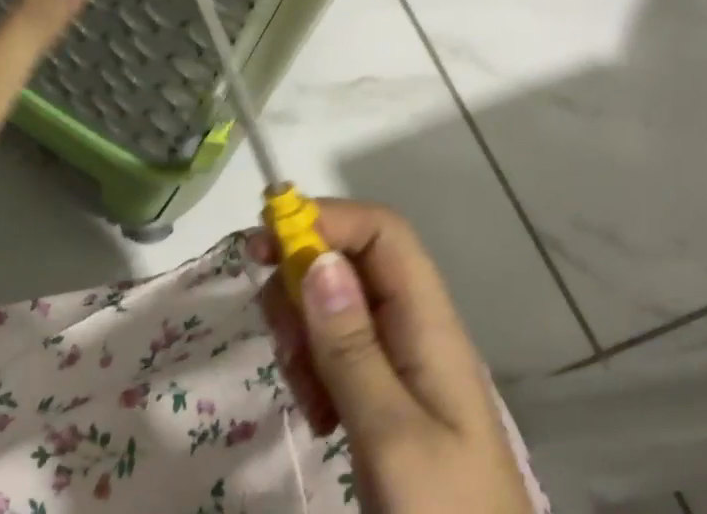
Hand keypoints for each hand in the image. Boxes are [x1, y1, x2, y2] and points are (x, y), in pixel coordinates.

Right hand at [256, 201, 532, 513]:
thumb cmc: (442, 513)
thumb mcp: (391, 434)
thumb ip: (350, 346)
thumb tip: (317, 255)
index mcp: (430, 330)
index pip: (383, 234)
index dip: (324, 221)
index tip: (264, 247)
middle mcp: (415, 335)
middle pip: (348, 265)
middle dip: (299, 287)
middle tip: (282, 341)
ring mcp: (400, 368)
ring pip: (331, 309)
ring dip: (300, 336)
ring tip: (306, 396)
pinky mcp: (384, 398)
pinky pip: (333, 354)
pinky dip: (310, 370)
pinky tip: (317, 415)